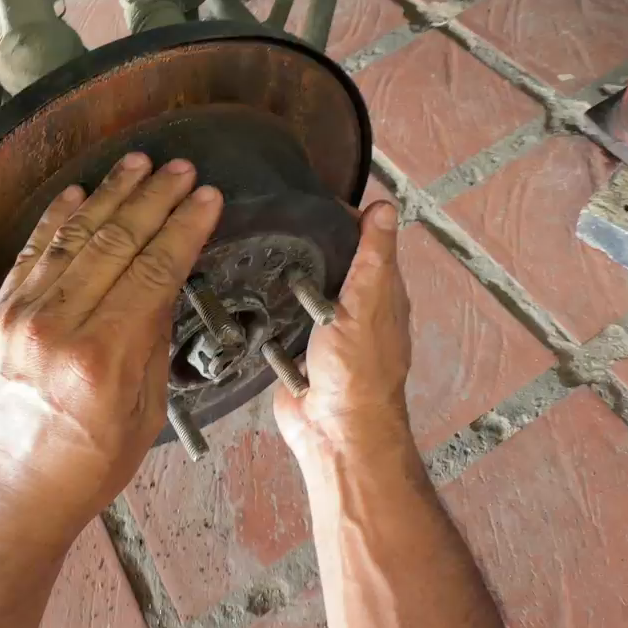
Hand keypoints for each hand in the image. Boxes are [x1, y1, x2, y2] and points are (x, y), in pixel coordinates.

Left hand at [0, 153, 221, 550]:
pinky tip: (80, 191)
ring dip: (110, 194)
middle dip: (154, 199)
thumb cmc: (88, 465)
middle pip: (115, 243)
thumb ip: (152, 340)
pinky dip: (57, 216)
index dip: (184, 228)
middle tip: (180, 170)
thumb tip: (164, 280)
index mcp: (101, 359)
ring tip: (138, 163)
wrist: (13, 492)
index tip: (206, 199)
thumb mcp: (144, 413)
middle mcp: (57, 327)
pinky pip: (32, 251)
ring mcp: (21, 315)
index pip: (153, 271)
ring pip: (74, 236)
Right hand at [273, 202, 415, 466]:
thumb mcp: (367, 302)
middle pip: (329, 262)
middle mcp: (352, 307)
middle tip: (266, 216)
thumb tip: (385, 205)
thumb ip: (373, 257)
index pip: (364, 241)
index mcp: (379, 293)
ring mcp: (322, 329)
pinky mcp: (293, 347)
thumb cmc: (356, 367)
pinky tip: (243, 285)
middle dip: (304, 240)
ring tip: (249, 241)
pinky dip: (267, 303)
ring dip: (282, 271)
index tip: (305, 196)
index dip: (342, 217)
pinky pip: (279, 316)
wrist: (332, 431)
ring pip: (302, 288)